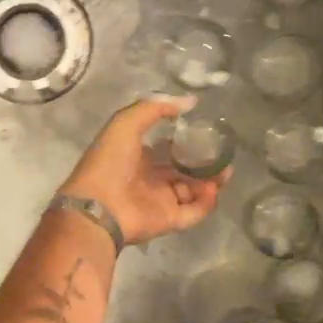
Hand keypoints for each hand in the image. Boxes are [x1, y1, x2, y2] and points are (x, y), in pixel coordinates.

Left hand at [59, 96, 228, 244]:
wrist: (98, 206)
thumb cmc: (110, 161)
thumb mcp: (125, 123)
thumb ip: (155, 108)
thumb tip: (191, 102)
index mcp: (137, 156)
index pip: (167, 147)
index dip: (186, 140)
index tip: (206, 133)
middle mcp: (150, 178)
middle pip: (184, 170)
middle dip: (204, 162)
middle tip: (224, 155)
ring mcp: (160, 201)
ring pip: (192, 191)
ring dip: (210, 181)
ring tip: (224, 171)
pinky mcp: (168, 221)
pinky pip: (193, 212)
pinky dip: (206, 203)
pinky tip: (213, 190)